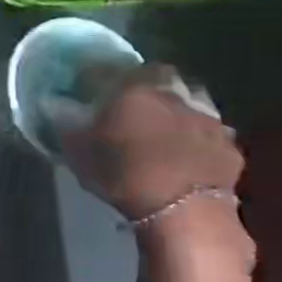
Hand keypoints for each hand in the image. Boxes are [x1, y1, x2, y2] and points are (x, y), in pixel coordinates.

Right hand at [65, 64, 242, 222]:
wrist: (186, 213)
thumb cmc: (123, 176)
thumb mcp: (79, 152)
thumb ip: (65, 123)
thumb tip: (54, 104)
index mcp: (131, 87)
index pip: (104, 69)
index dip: (91, 76)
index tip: (83, 87)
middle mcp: (170, 91)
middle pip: (154, 74)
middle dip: (141, 82)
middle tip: (128, 102)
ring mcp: (205, 114)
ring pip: (186, 96)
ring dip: (173, 105)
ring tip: (160, 125)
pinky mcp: (227, 141)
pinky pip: (206, 128)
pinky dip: (195, 134)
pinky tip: (185, 151)